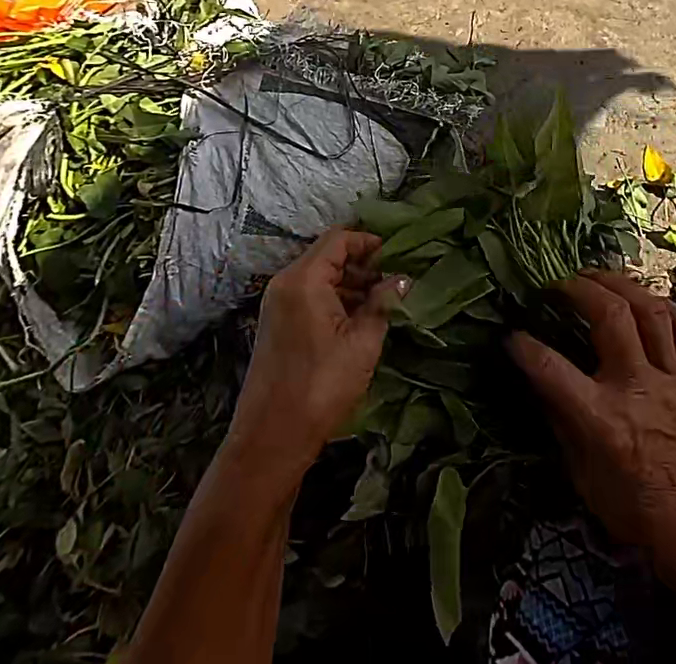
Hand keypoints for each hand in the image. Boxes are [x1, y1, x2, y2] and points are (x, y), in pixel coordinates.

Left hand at [230, 229, 407, 474]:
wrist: (273, 436)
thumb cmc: (321, 385)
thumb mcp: (362, 343)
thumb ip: (382, 304)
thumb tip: (402, 279)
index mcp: (303, 279)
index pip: (338, 239)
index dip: (369, 241)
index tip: (399, 253)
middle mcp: (286, 283)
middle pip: (327, 256)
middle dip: (363, 264)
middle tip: (396, 279)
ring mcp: (278, 304)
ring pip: (320, 277)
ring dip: (351, 283)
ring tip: (385, 300)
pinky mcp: (278, 323)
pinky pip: (310, 296)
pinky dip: (336, 299)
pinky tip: (361, 317)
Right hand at [507, 271, 675, 588]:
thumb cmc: (643, 515)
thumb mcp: (585, 479)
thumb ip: (562, 425)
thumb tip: (540, 386)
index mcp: (603, 420)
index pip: (551, 369)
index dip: (523, 347)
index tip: (510, 336)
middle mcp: (639, 389)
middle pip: (610, 316)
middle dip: (579, 289)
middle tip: (559, 284)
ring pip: (651, 312)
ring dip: (620, 285)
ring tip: (597, 277)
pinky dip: (666, 307)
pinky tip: (647, 300)